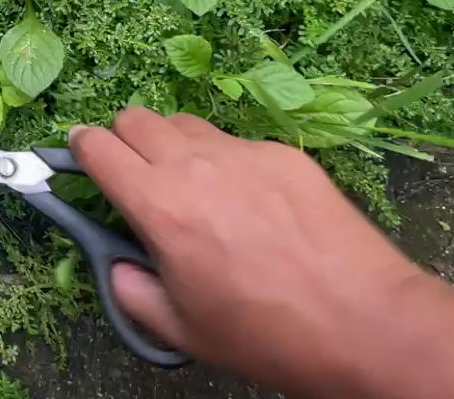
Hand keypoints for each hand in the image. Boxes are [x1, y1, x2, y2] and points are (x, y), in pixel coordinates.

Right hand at [71, 108, 435, 393]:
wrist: (373, 328)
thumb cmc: (269, 336)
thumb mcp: (183, 331)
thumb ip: (127, 289)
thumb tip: (113, 262)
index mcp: (158, 205)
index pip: (93, 144)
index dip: (80, 148)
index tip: (85, 160)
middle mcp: (191, 165)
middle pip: (131, 118)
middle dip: (123, 141)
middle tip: (141, 176)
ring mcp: (239, 153)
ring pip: (180, 121)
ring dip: (171, 143)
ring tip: (194, 183)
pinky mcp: (281, 153)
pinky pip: (234, 141)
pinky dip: (226, 161)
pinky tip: (254, 203)